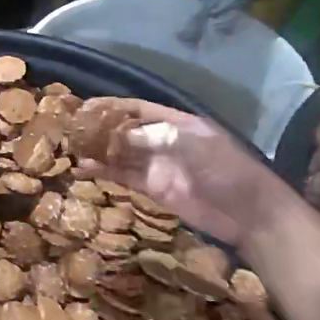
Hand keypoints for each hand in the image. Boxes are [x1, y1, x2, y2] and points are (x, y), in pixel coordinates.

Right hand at [80, 98, 302, 249]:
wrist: (248, 213)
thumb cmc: (227, 171)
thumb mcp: (195, 146)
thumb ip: (157, 137)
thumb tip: (119, 134)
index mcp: (177, 124)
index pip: (139, 108)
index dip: (114, 106)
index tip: (87, 106)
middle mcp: (163, 141)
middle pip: (125, 131)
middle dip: (100, 129)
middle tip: (72, 129)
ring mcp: (157, 165)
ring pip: (120, 154)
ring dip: (97, 151)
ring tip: (71, 149)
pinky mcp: (153, 188)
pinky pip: (123, 176)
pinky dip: (103, 172)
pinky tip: (84, 169)